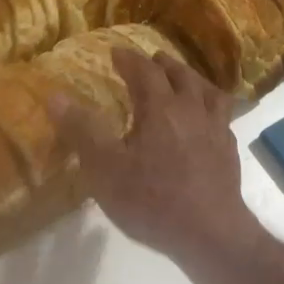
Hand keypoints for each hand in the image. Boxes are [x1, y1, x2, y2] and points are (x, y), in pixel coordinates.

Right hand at [52, 48, 259, 265]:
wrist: (207, 230)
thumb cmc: (150, 200)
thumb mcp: (105, 168)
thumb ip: (82, 131)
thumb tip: (55, 96)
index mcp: (160, 108)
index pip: (143, 71)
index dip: (128, 59)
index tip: (116, 53)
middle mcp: (191, 109)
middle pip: (180, 75)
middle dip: (162, 65)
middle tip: (152, 61)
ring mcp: (215, 129)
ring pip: (207, 91)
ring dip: (192, 80)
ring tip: (184, 81)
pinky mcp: (228, 151)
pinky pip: (222, 116)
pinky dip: (210, 107)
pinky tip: (207, 119)